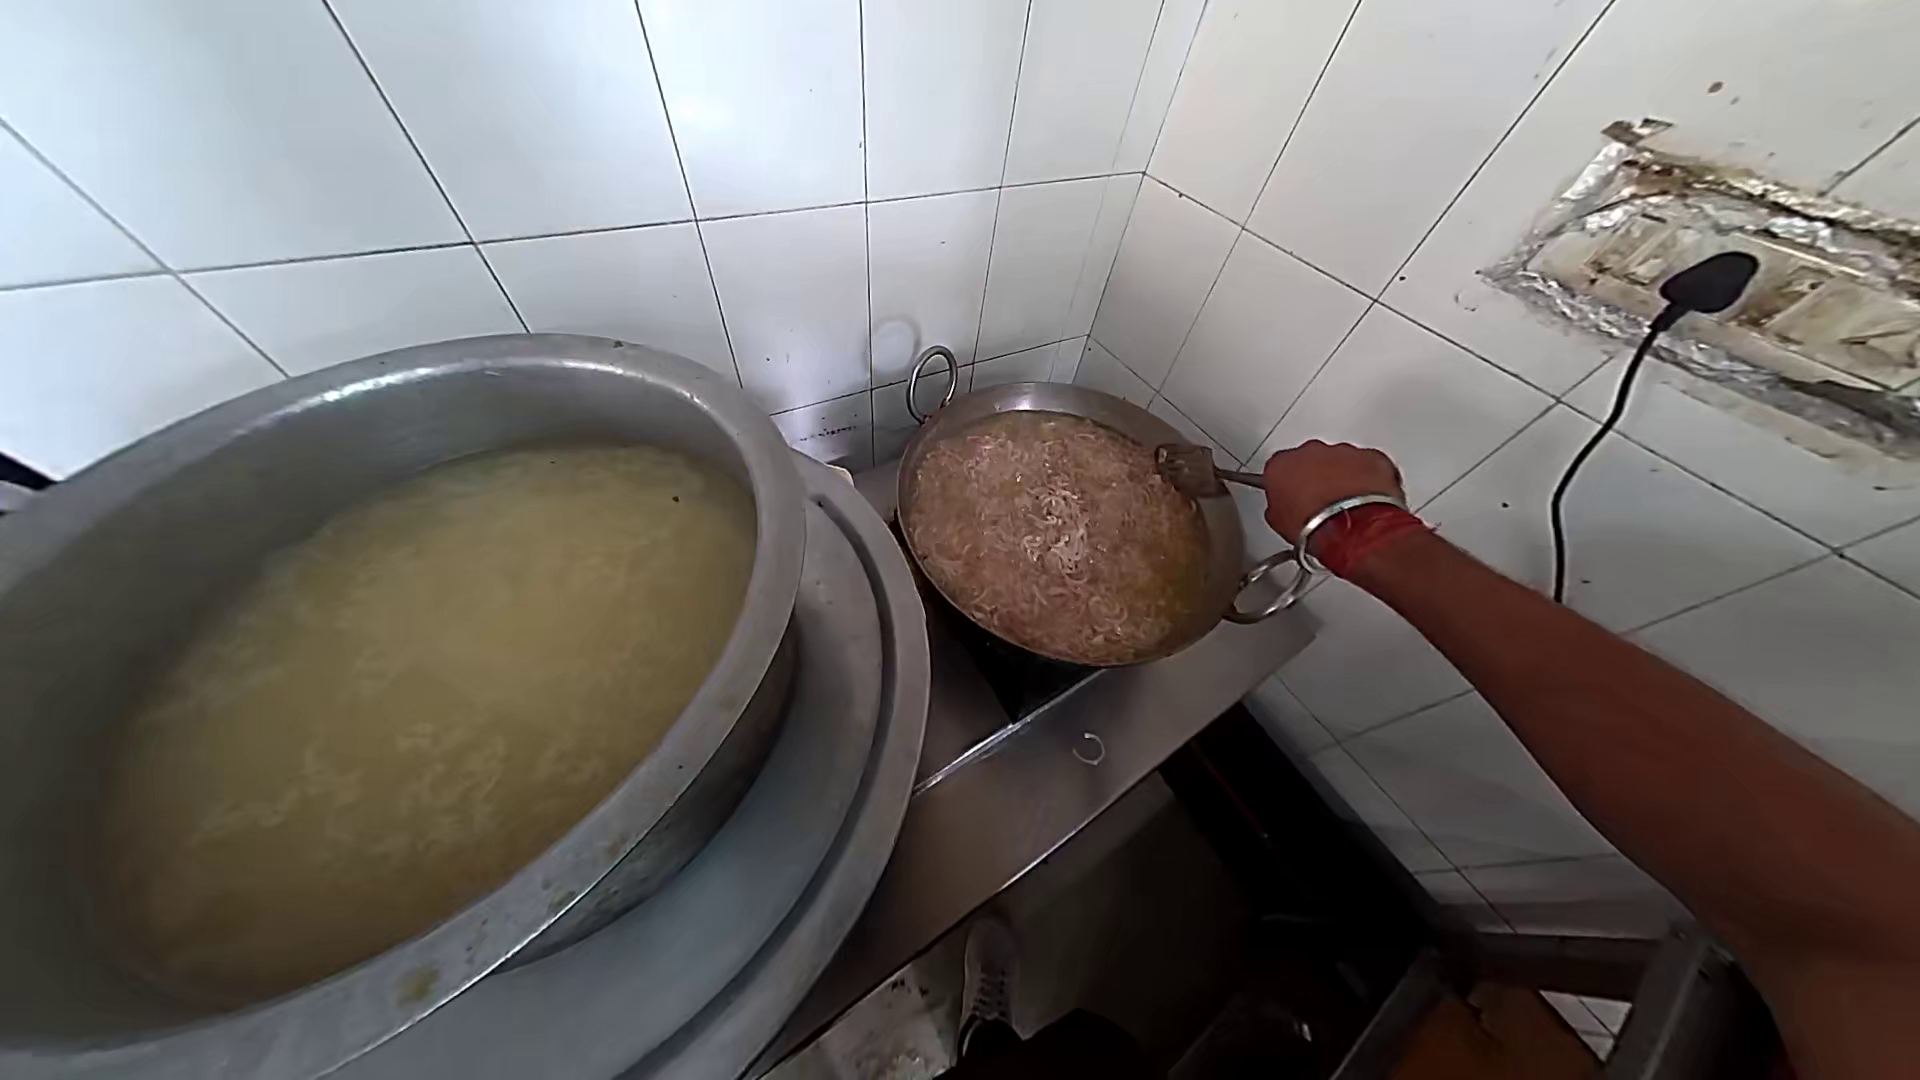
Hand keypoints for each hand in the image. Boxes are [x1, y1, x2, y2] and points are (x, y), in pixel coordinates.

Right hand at [1259, 440, 1405, 542]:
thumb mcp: (1277, 520)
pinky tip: (1366, 496)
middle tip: (1318, 497)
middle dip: (1314, 473)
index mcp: (1281, 464)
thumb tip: (1285, 506)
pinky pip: (1368, 463)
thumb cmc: (1313, 524)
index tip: (1290, 493)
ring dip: (1341, 474)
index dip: (1285, 482)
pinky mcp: (1371, 457)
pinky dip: (1368, 476)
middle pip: (1309, 457)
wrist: (1350, 527)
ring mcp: (1342, 452)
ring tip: (1344, 500)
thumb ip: (1278, 503)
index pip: (1277, 467)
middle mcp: (1310, 452)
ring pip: (1340, 458)